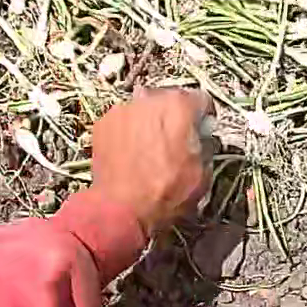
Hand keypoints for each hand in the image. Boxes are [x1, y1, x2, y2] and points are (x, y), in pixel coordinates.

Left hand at [89, 87, 213, 236]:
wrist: (121, 208)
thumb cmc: (165, 191)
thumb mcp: (202, 172)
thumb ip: (204, 145)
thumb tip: (199, 140)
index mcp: (179, 105)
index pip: (201, 101)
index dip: (204, 119)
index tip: (201, 132)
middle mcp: (149, 99)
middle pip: (169, 101)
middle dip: (173, 118)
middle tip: (172, 143)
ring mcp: (122, 109)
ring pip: (143, 110)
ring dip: (148, 123)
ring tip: (147, 150)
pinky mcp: (102, 123)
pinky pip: (122, 121)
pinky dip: (126, 132)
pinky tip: (128, 153)